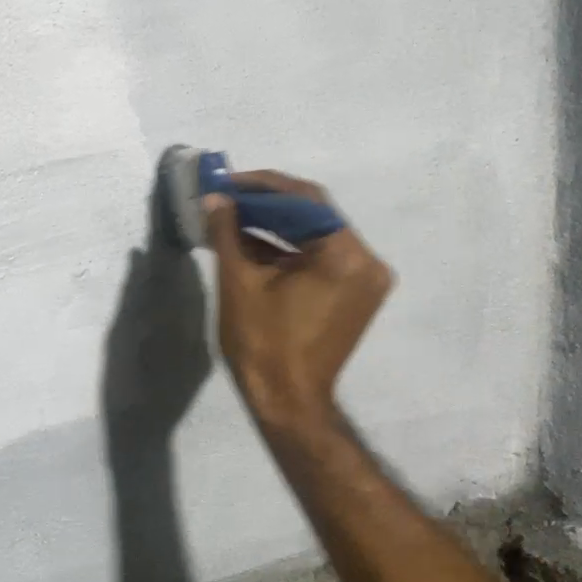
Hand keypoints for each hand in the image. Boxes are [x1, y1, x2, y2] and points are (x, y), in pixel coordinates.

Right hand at [204, 171, 393, 425]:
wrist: (288, 398)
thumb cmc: (261, 341)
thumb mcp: (238, 282)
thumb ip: (228, 232)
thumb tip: (214, 198)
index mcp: (344, 255)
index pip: (304, 199)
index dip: (261, 185)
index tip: (225, 183)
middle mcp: (367, 261)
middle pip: (314, 215)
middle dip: (267, 204)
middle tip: (225, 199)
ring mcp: (365, 279)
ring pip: (315, 235)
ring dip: (274, 225)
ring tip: (232, 220)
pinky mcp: (355, 294)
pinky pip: (320, 256)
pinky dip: (287, 248)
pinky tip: (251, 245)